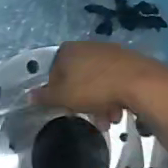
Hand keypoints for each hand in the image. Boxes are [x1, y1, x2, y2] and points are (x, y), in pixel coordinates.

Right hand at [34, 41, 167, 125]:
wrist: (139, 82)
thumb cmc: (94, 88)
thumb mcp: (64, 97)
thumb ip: (45, 97)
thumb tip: (28, 95)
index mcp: (68, 51)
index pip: (55, 73)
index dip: (58, 93)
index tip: (66, 109)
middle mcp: (88, 47)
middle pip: (78, 79)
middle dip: (83, 102)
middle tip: (88, 119)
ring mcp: (109, 52)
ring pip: (97, 82)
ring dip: (100, 104)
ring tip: (108, 120)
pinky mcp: (128, 61)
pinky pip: (114, 81)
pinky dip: (114, 97)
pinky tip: (120, 112)